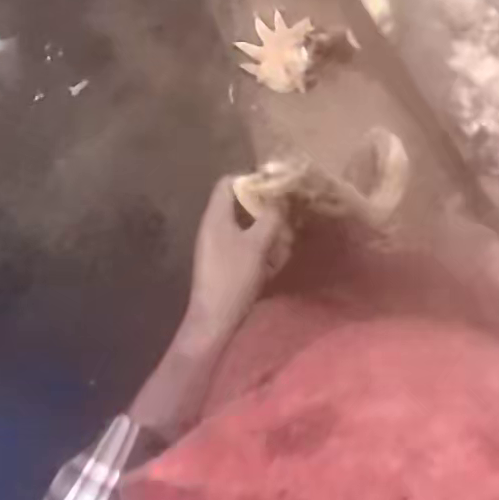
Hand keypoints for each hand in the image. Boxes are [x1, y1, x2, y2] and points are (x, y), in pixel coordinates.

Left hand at [185, 176, 283, 337]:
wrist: (214, 320)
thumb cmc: (233, 277)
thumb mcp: (257, 244)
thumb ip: (270, 217)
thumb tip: (281, 197)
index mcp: (216, 216)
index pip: (228, 182)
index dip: (251, 179)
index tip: (275, 188)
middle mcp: (213, 226)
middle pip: (238, 203)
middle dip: (264, 208)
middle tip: (285, 215)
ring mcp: (216, 245)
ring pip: (244, 225)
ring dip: (265, 230)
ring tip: (283, 240)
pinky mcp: (223, 262)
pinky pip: (243, 244)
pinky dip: (259, 247)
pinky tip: (273, 261)